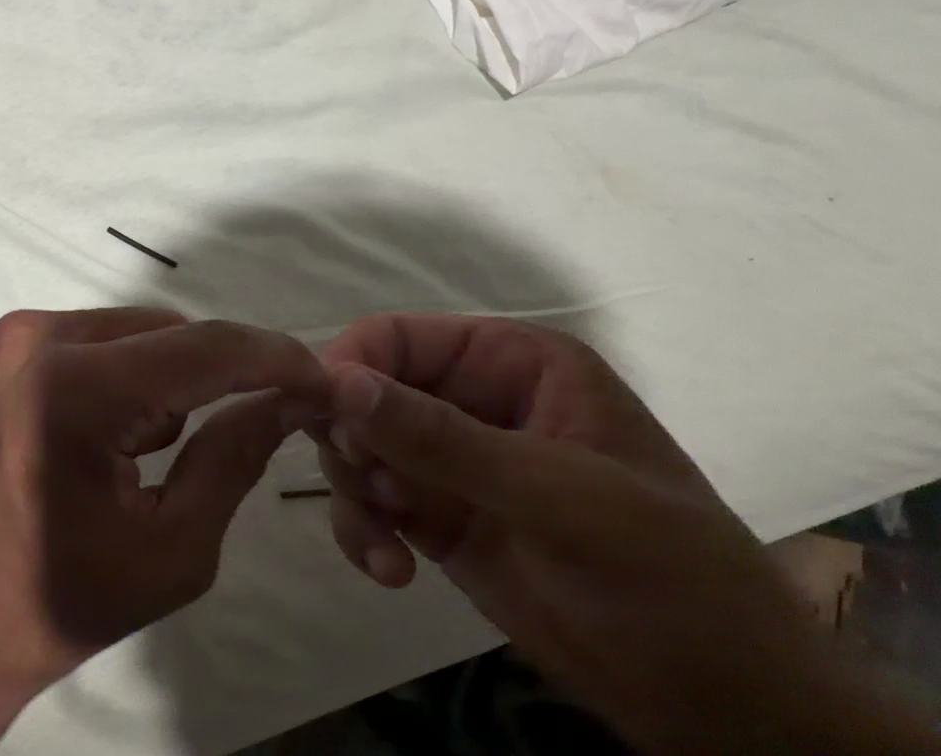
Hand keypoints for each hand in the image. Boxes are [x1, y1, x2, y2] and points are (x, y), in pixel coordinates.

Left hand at [0, 308, 327, 755]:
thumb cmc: (54, 601)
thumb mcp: (171, 549)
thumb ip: (234, 458)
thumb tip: (285, 400)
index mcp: (76, 388)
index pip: (205, 347)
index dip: (275, 359)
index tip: (322, 380)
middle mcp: (32, 341)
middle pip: (164, 332)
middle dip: (214, 375)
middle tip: (239, 432)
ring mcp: (0, 344)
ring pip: (121, 333)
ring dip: (160, 379)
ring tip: (145, 458)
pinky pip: (76, 344)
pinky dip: (111, 378)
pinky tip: (101, 442)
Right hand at [314, 314, 938, 755]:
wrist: (712, 698)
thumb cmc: (664, 574)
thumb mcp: (556, 496)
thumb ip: (442, 440)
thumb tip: (339, 383)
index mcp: (512, 364)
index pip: (396, 338)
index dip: (349, 369)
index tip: (326, 421)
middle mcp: (471, 401)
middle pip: (362, 393)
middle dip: (351, 442)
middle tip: (369, 490)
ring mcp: (449, 463)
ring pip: (355, 449)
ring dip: (353, 494)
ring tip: (385, 548)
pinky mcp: (433, 517)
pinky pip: (366, 502)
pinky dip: (362, 531)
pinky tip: (390, 570)